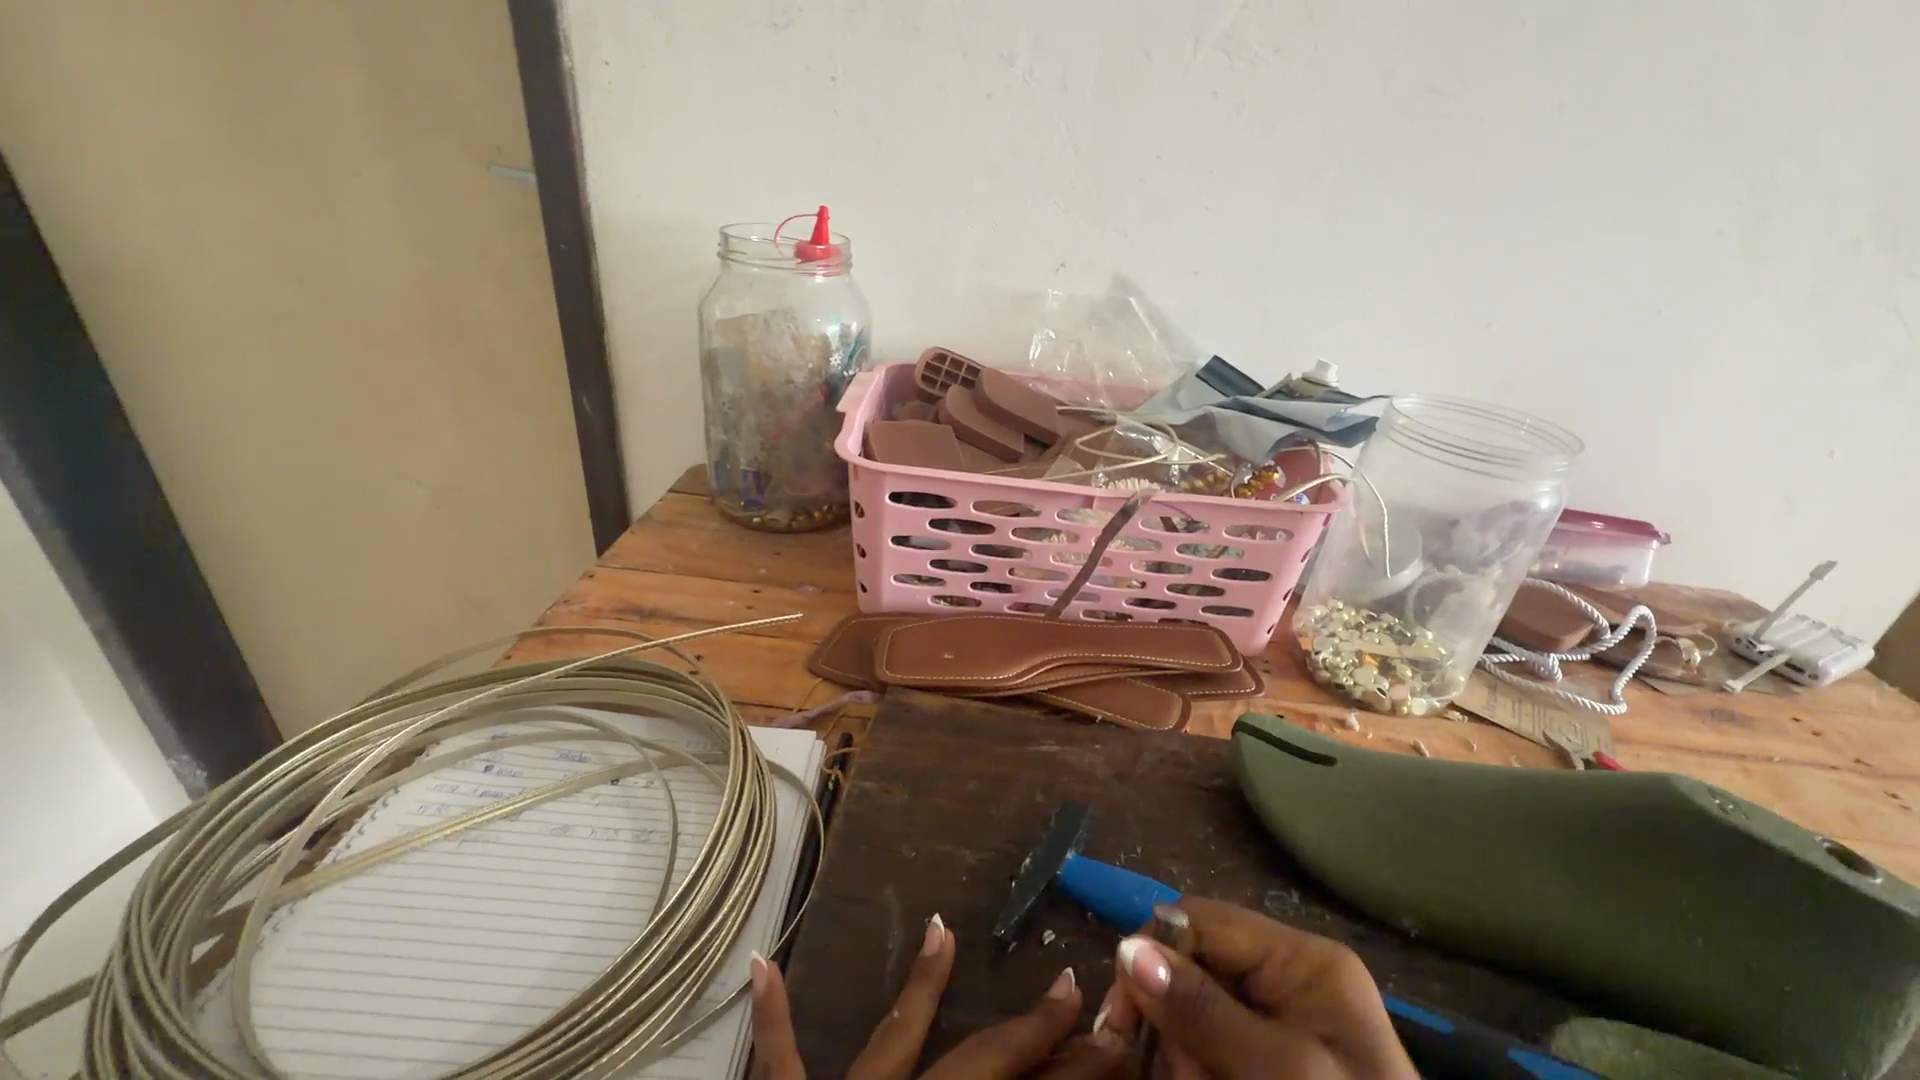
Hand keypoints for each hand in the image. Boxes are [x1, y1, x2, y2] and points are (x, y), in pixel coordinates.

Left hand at [749, 914, 1127, 1078]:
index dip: (1072, 1069)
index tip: (1112, 1038)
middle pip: (979, 1067)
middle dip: (1029, 1033)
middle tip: (1070, 990)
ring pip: (893, 1039)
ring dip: (921, 987)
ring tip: (941, 932)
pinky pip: (780, 1063)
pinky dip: (772, 1018)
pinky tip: (762, 964)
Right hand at [1093, 898, 1416, 1078]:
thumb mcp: (1281, 1071)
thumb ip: (1205, 1011)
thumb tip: (1127, 948)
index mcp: (1301, 960)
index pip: (1200, 919)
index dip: (1153, 954)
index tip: (1122, 1015)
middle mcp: (1285, 976)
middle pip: (1191, 964)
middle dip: (1164, 1016)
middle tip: (1156, 1067)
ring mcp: (1276, 1019)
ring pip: (1189, 1009)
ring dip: (1175, 1050)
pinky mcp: (1266, 1057)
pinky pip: (1206, 1043)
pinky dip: (1192, 1067)